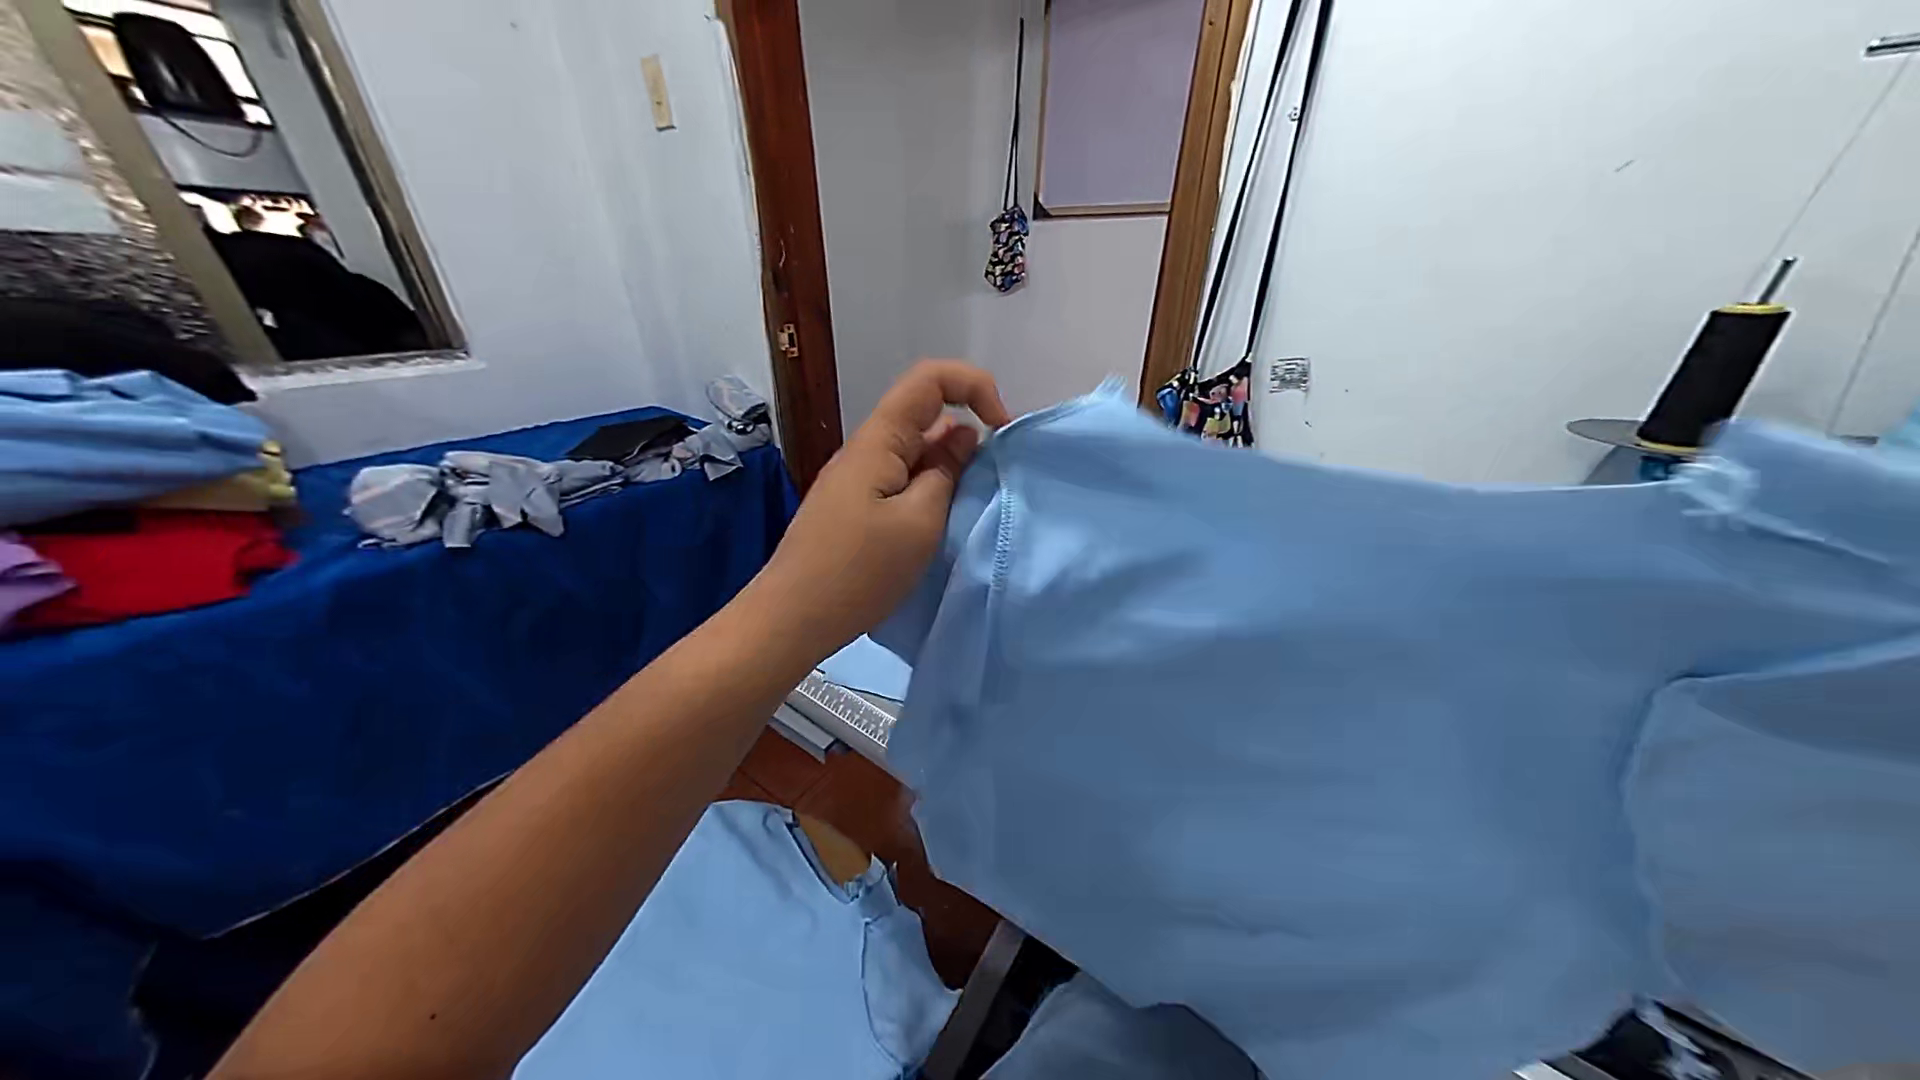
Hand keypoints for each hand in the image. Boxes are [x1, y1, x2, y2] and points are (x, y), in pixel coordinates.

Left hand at [751, 360, 1010, 658]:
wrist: (793, 616)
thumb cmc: (859, 570)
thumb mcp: (919, 522)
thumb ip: (947, 473)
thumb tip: (964, 437)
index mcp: (880, 439)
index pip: (930, 379)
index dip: (974, 387)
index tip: (1001, 428)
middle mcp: (868, 449)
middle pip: (925, 415)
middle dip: (968, 433)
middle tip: (993, 480)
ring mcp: (860, 479)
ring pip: (916, 452)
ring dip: (951, 467)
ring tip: (972, 505)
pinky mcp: (858, 507)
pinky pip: (903, 481)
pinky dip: (931, 490)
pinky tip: (943, 521)